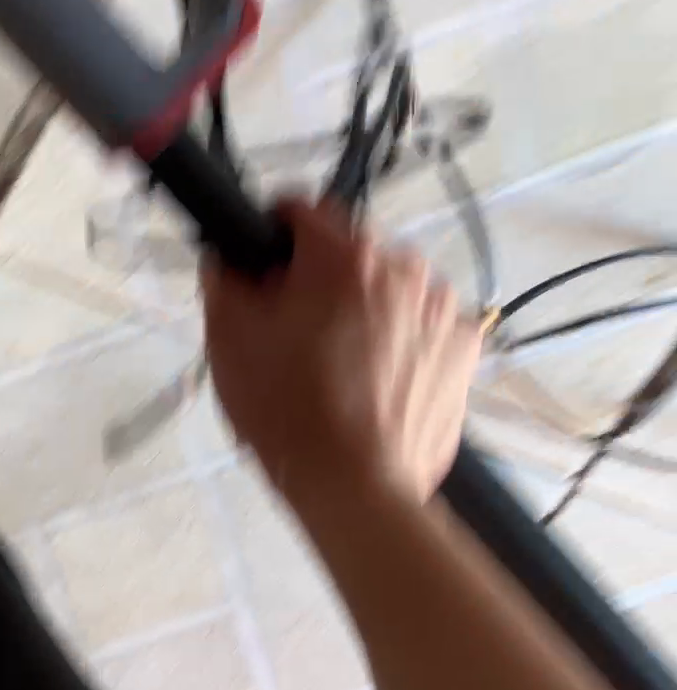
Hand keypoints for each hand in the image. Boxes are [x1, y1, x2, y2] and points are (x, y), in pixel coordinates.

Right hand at [200, 198, 480, 506]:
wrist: (353, 482)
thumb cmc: (279, 400)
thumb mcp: (224, 330)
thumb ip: (223, 274)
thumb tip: (232, 258)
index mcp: (345, 258)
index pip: (300, 207)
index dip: (265, 228)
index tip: (251, 262)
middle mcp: (406, 271)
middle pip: (345, 248)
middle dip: (311, 270)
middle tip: (280, 318)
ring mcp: (446, 313)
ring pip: (382, 284)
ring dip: (352, 299)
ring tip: (324, 351)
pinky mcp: (466, 353)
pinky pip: (414, 320)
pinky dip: (387, 331)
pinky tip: (361, 372)